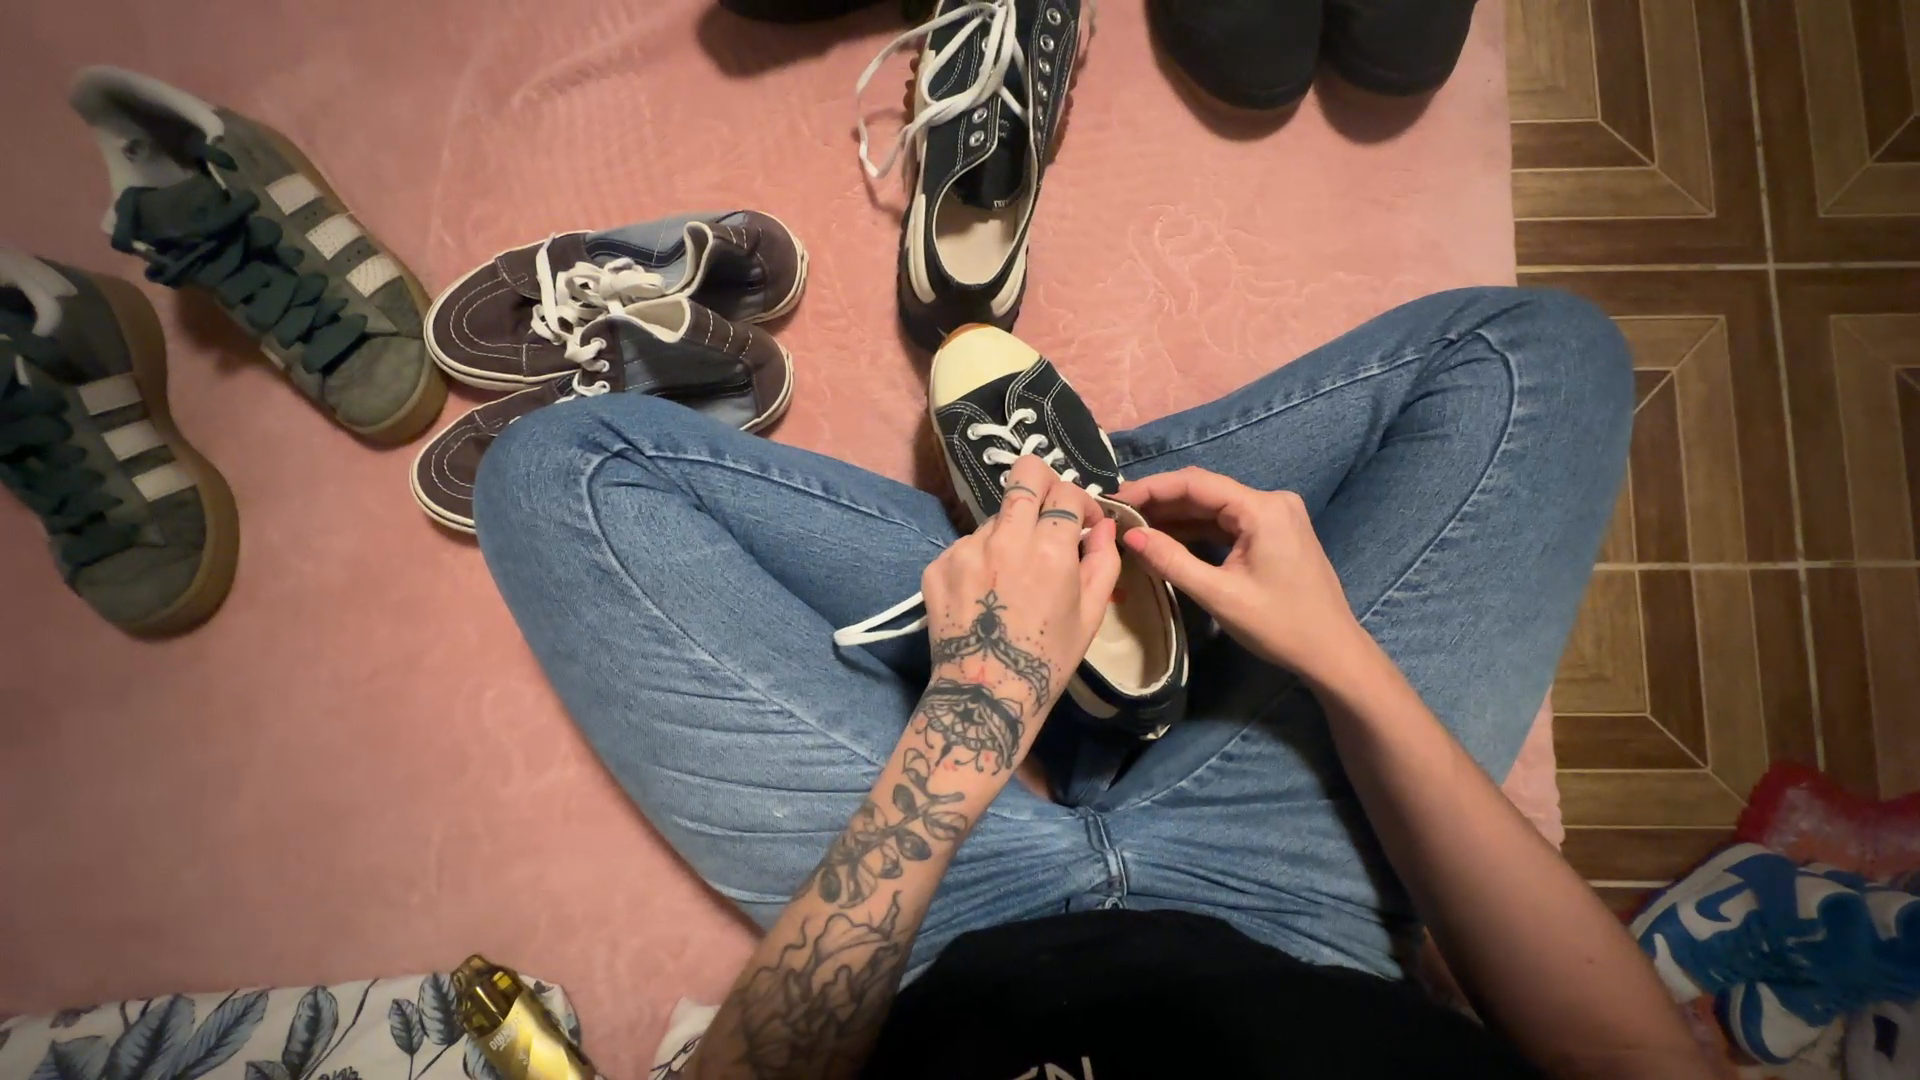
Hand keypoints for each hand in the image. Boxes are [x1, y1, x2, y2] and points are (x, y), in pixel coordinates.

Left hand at [918, 455, 1120, 769]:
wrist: (984, 694)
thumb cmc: (1047, 659)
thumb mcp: (1091, 614)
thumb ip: (1103, 561)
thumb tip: (1103, 527)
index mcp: (1050, 549)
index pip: (1067, 492)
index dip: (1082, 501)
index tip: (1084, 522)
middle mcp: (1005, 539)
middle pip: (1024, 474)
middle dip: (1043, 484)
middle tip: (1047, 511)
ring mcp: (965, 549)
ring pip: (995, 517)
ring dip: (1010, 533)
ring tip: (1012, 575)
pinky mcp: (937, 564)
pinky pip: (966, 545)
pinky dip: (981, 558)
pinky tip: (985, 593)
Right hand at [1115, 467, 1368, 685]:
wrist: (1332, 652)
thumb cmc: (1280, 625)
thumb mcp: (1219, 595)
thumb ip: (1171, 560)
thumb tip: (1129, 535)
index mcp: (1262, 509)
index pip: (1195, 483)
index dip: (1152, 488)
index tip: (1115, 500)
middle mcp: (1270, 502)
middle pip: (1203, 491)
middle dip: (1159, 501)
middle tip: (1117, 514)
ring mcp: (1273, 516)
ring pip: (1211, 507)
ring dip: (1173, 516)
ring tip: (1131, 525)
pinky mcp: (1271, 532)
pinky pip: (1224, 522)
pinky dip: (1194, 529)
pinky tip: (1164, 537)